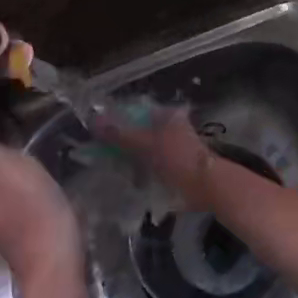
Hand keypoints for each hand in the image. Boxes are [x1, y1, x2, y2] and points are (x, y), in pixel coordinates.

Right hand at [94, 104, 214, 208]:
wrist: (205, 186)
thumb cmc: (177, 157)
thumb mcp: (145, 143)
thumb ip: (119, 134)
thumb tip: (92, 122)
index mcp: (166, 115)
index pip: (135, 112)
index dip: (116, 120)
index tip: (97, 132)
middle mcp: (169, 128)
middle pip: (138, 131)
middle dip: (120, 142)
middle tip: (98, 152)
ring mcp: (172, 148)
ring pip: (143, 150)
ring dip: (128, 159)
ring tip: (107, 167)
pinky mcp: (173, 168)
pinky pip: (149, 166)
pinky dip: (138, 171)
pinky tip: (124, 179)